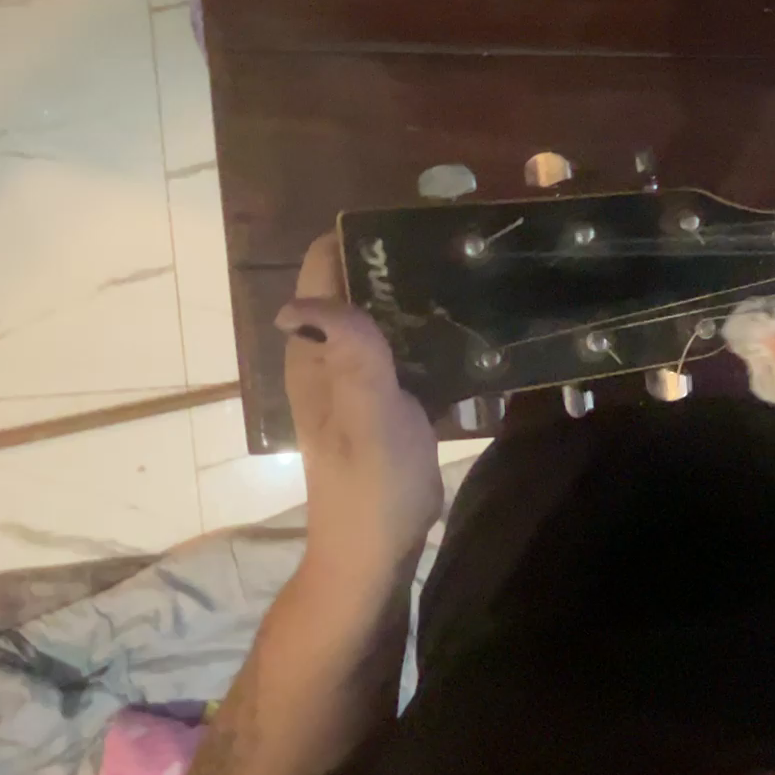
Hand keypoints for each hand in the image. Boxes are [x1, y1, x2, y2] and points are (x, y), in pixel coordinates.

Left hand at [276, 235, 441, 582]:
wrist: (378, 548)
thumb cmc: (370, 485)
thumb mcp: (365, 418)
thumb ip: (348, 356)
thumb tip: (300, 298)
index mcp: (315, 351)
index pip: (323, 267)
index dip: (360, 237)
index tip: (415, 225)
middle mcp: (332, 352)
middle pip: (360, 283)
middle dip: (401, 261)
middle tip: (460, 251)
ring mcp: (361, 374)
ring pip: (388, 313)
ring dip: (422, 295)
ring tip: (474, 278)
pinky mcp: (390, 394)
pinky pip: (409, 346)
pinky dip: (434, 332)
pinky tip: (473, 328)